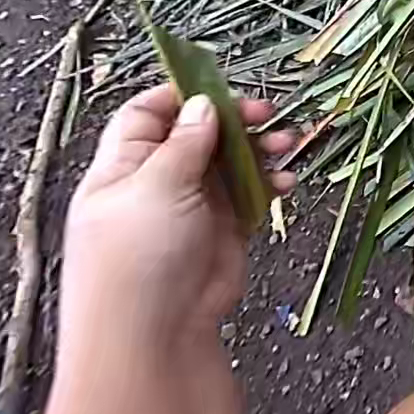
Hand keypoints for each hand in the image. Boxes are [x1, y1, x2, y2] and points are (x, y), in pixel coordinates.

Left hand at [60, 85, 297, 356]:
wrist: (158, 329)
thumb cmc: (139, 255)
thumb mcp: (154, 189)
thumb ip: (185, 144)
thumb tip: (203, 104)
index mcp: (125, 168)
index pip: (147, 116)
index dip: (179, 96)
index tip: (217, 85)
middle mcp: (161, 180)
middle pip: (201, 134)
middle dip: (235, 120)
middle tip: (267, 113)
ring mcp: (196, 204)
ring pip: (234, 162)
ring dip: (262, 149)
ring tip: (288, 145)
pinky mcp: (227, 226)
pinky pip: (253, 194)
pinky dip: (272, 184)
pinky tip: (286, 183)